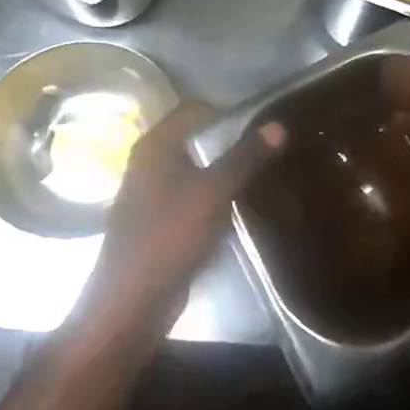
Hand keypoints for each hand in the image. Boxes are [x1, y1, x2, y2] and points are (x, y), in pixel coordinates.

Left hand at [78, 103, 283, 335]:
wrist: (132, 301)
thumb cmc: (169, 236)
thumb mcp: (213, 192)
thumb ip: (244, 157)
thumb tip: (277, 125)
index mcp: (155, 146)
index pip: (194, 109)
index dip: (228, 112)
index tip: (262, 126)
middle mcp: (149, 163)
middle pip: (197, 140)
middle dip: (231, 144)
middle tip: (270, 152)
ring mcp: (152, 194)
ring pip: (196, 171)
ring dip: (225, 173)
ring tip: (262, 178)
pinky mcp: (160, 222)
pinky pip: (193, 198)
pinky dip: (215, 198)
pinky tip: (240, 210)